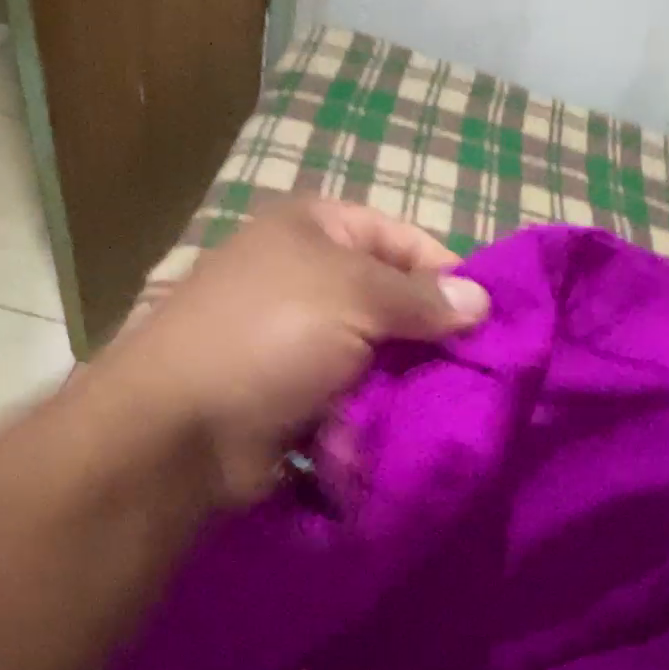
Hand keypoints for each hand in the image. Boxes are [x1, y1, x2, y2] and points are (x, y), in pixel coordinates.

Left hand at [84, 200, 489, 503]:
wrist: (179, 431)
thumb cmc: (269, 337)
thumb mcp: (355, 296)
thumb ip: (422, 298)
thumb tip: (481, 300)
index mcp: (314, 231)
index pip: (403, 239)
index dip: (448, 275)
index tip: (489, 320)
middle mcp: (306, 280)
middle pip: (392, 304)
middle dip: (429, 341)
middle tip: (473, 375)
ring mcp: (297, 344)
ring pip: (377, 361)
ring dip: (402, 389)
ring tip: (437, 413)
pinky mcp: (294, 400)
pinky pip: (352, 404)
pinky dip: (370, 422)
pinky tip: (390, 438)